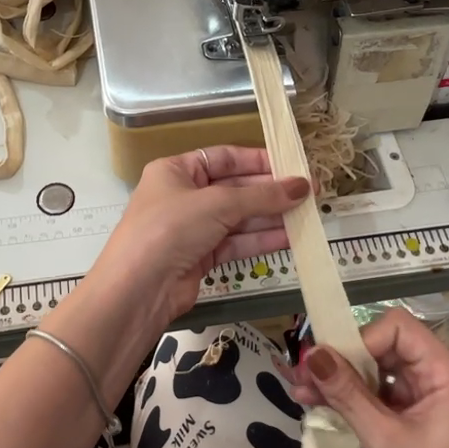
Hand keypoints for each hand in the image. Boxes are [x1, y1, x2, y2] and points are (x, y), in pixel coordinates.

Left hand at [86, 146, 308, 336]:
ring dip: (271, 217)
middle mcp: (183, 196)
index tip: (292, 166)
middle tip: (309, 193)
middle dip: (270, 192)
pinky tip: (290, 238)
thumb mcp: (217, 204)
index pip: (223, 158)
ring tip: (308, 215)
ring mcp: (191, 228)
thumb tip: (303, 186)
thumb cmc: (171, 229)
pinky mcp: (200, 257)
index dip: (258, 161)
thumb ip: (262, 196)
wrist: (138, 289)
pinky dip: (261, 240)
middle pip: (234, 188)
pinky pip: (236, 243)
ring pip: (238, 218)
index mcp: (176, 171)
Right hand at [283, 308, 448, 447]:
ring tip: (301, 392)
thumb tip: (311, 354)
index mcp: (444, 372)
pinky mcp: (410, 417)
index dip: (361, 339)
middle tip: (302, 375)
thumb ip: (348, 394)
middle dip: (342, 359)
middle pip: (382, 346)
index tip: (330, 365)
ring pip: (374, 370)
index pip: (397, 328)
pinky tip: (318, 405)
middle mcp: (435, 376)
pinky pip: (375, 394)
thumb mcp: (384, 439)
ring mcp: (422, 397)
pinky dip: (349, 398)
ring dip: (340, 380)